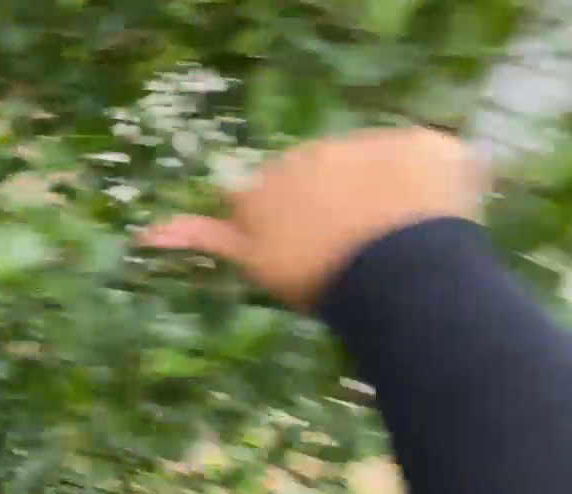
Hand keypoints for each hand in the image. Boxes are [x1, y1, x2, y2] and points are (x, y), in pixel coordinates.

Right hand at [142, 128, 485, 308]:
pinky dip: (420, 178)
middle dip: (321, 193)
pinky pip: (421, 155)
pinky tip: (419, 211)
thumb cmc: (306, 273)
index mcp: (266, 182)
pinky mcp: (427, 142)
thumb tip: (144, 232)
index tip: (287, 240)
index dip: (273, 214)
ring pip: (367, 160)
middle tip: (334, 238)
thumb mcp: (246, 259)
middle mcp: (313, 151)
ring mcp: (374, 142)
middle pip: (312, 169)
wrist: (393, 270)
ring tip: (380, 227)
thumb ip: (198, 237)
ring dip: (371, 184)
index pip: (261, 189)